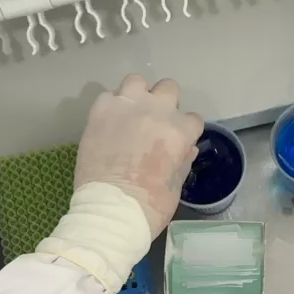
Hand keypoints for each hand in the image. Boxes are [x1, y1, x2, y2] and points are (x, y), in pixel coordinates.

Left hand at [73, 75, 204, 235]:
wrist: (111, 211)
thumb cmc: (149, 206)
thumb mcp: (176, 187)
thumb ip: (182, 161)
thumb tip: (185, 149)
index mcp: (180, 131)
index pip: (193, 119)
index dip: (186, 132)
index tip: (177, 143)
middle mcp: (156, 111)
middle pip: (169, 89)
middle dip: (166, 104)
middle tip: (155, 123)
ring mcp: (126, 107)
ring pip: (137, 82)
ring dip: (138, 95)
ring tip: (131, 114)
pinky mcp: (100, 111)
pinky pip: (109, 97)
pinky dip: (112, 107)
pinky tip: (109, 124)